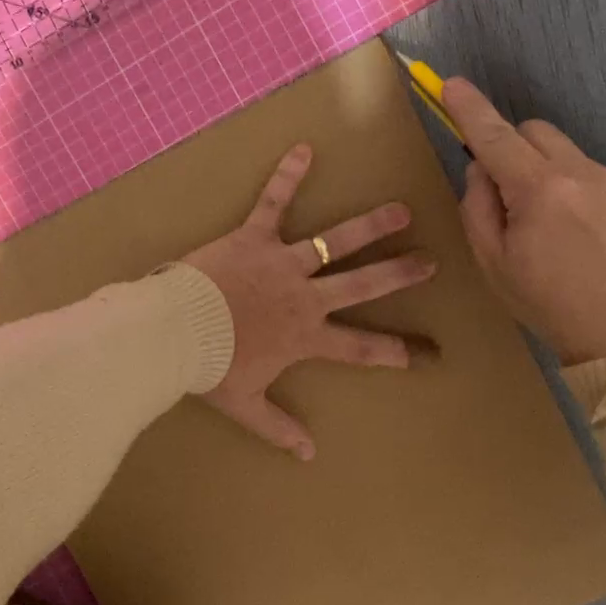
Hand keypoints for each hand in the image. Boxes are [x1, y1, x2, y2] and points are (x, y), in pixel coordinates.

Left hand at [182, 144, 436, 460]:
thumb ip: (279, 428)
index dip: (397, 352)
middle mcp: (304, 296)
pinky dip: (287, 176)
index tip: (428, 354)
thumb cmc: (210, 368)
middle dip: (399, 274)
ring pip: (334, 241)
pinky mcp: (253, 237)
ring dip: (368, 226)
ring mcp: (281, 263)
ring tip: (400, 211)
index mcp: (305, 336)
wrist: (176, 332)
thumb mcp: (245, 405)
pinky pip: (272, 202)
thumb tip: (308, 456)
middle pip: (362, 284)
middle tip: (429, 262)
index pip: (361, 348)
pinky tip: (304, 149)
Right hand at [446, 79, 605, 365]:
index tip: (450, 84)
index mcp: (539, 189)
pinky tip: (581, 236)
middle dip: (509, 145)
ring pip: (565, 153)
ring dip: (543, 171)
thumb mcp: (493, 264)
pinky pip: (593, 176)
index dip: (469, 109)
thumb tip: (481, 170)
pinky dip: (574, 190)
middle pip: (534, 131)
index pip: (495, 135)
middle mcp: (581, 172)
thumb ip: (477, 207)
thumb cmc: (552, 305)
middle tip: (500, 189)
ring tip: (548, 226)